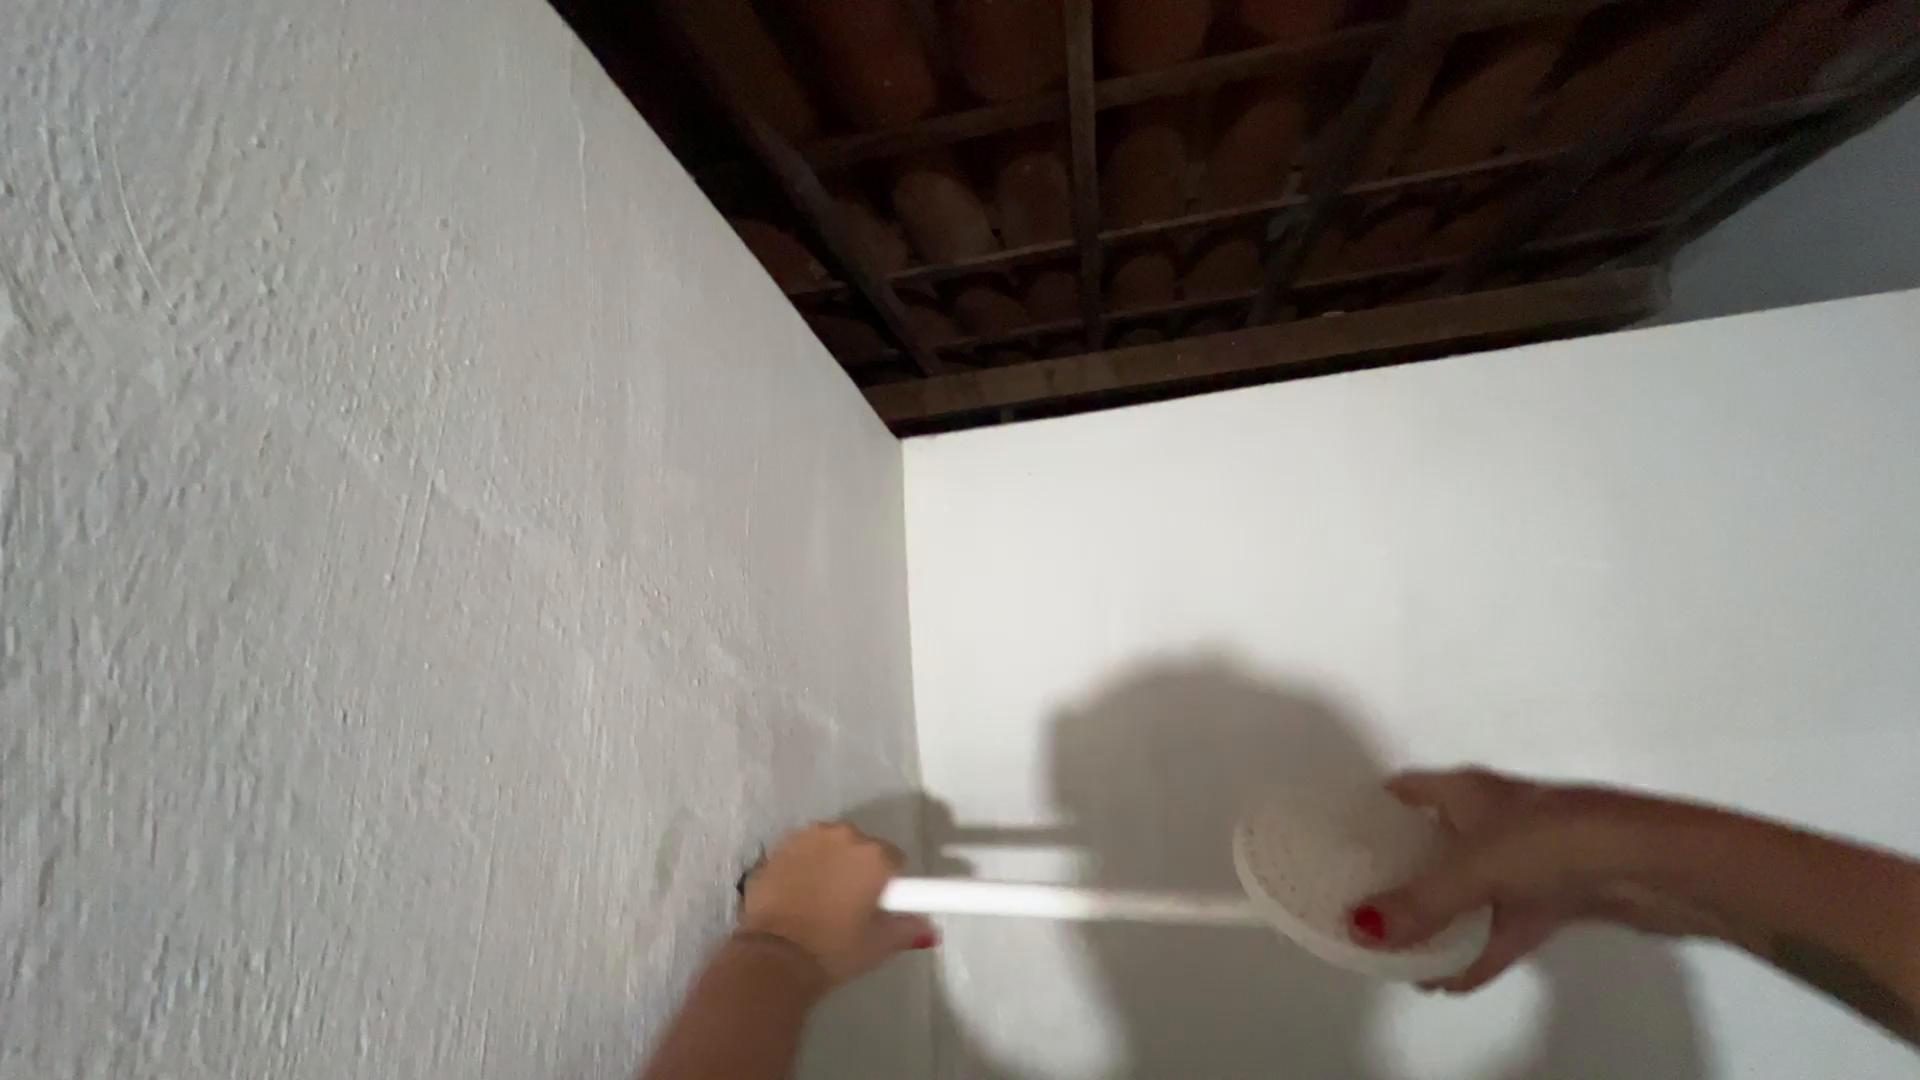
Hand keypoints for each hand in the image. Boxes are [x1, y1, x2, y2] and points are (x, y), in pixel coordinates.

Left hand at [738, 823, 937, 987]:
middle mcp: (845, 835)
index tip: (878, 904)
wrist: (771, 956)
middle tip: (849, 907)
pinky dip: (806, 864)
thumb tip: (930, 929)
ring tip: (820, 901)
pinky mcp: (781, 844)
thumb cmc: (832, 950)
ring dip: (833, 863)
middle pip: (863, 847)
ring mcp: (810, 836)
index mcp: (874, 856)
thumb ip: (908, 930)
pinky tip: (798, 894)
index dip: (890, 883)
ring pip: (832, 845)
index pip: (895, 859)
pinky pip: (805, 849)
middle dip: (860, 870)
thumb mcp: (878, 946)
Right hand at [1348, 768, 1726, 991]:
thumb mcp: (1472, 869)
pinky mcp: (1556, 895)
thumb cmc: (1549, 841)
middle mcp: (1486, 816)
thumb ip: (1419, 903)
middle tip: (1360, 907)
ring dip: (1438, 924)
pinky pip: (1501, 924)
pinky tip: (1449, 981)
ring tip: (1399, 957)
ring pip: (1465, 890)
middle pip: (1428, 845)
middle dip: (1398, 877)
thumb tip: (1357, 928)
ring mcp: (1524, 856)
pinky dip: (1478, 949)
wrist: (1658, 867)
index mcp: (1461, 790)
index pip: (1401, 792)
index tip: (1338, 841)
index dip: (1369, 812)